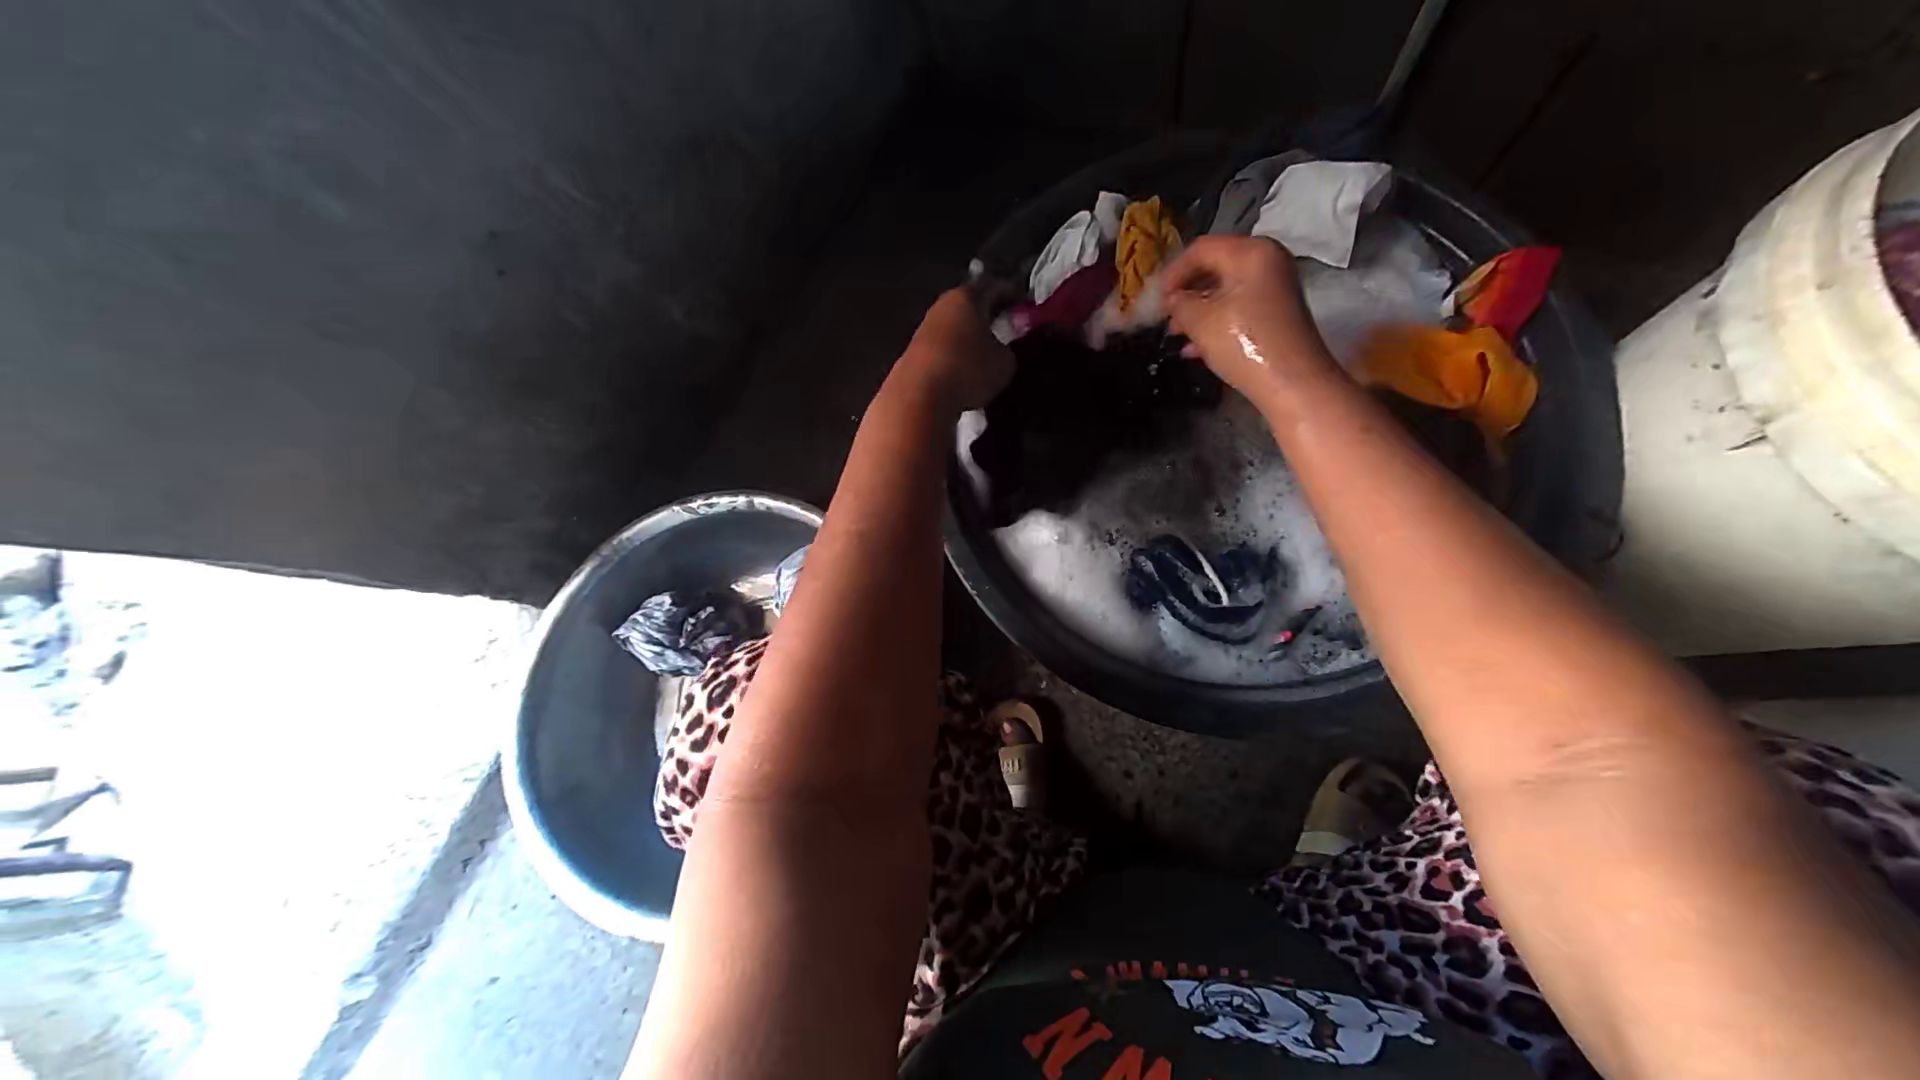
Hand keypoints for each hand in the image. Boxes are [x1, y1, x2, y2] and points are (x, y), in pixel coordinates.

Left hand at [895, 287, 1014, 412]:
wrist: (919, 397)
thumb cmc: (968, 370)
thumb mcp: (1005, 363)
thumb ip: (1007, 350)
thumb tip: (1002, 352)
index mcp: (967, 297)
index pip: (994, 287)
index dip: (1011, 295)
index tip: (1022, 304)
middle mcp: (942, 306)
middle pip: (969, 306)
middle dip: (987, 316)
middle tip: (1005, 328)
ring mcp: (923, 330)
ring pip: (953, 329)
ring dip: (968, 339)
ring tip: (985, 355)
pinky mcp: (912, 355)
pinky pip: (941, 351)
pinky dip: (953, 358)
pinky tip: (962, 373)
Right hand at [1164, 235, 1337, 397]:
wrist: (1292, 382)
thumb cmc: (1243, 344)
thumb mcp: (1200, 321)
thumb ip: (1179, 304)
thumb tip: (1172, 300)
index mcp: (1251, 253)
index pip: (1201, 249)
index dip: (1173, 272)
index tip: (1155, 299)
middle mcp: (1267, 261)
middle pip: (1214, 267)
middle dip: (1186, 292)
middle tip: (1164, 316)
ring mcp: (1274, 287)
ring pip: (1225, 290)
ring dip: (1197, 310)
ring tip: (1176, 334)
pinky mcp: (1276, 312)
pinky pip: (1238, 306)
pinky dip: (1215, 321)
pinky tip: (1194, 347)